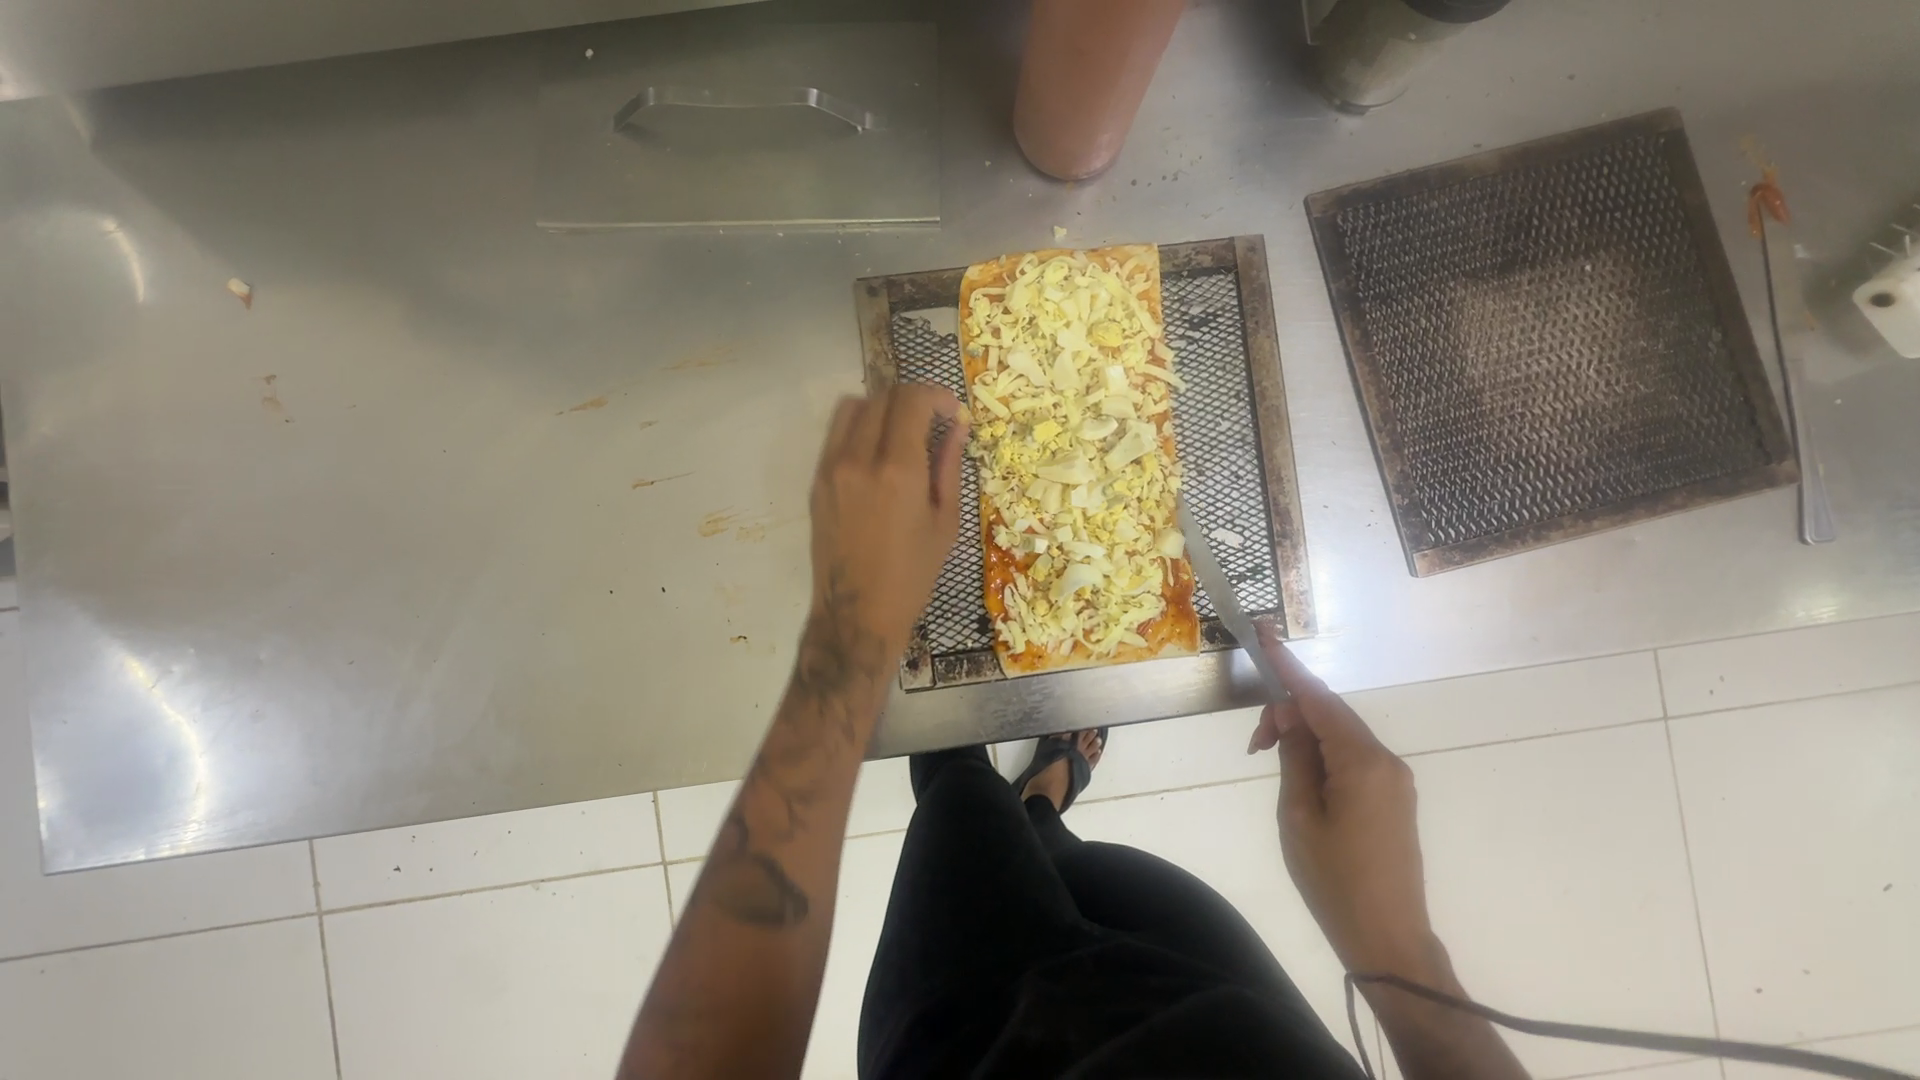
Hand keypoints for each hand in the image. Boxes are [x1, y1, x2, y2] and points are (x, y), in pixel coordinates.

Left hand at [806, 384, 966, 660]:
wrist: (857, 613)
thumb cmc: (912, 575)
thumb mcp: (945, 522)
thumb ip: (949, 466)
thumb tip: (957, 426)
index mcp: (898, 471)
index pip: (911, 400)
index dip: (937, 396)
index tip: (951, 412)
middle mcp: (858, 460)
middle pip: (883, 397)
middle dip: (913, 400)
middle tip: (932, 422)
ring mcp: (831, 468)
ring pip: (853, 407)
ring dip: (882, 408)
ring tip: (901, 434)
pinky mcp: (816, 481)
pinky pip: (836, 434)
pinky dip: (859, 429)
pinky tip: (878, 455)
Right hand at [1247, 625, 1440, 979]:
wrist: (1389, 939)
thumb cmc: (1334, 878)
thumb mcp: (1298, 814)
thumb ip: (1293, 756)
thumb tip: (1289, 716)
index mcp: (1361, 760)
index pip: (1317, 698)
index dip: (1287, 666)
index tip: (1264, 633)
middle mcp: (1385, 760)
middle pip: (1329, 714)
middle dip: (1288, 714)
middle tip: (1254, 745)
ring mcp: (1394, 779)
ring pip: (1340, 735)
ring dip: (1303, 737)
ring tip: (1270, 761)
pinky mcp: (1393, 797)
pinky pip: (1352, 757)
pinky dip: (1321, 754)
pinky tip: (1300, 775)